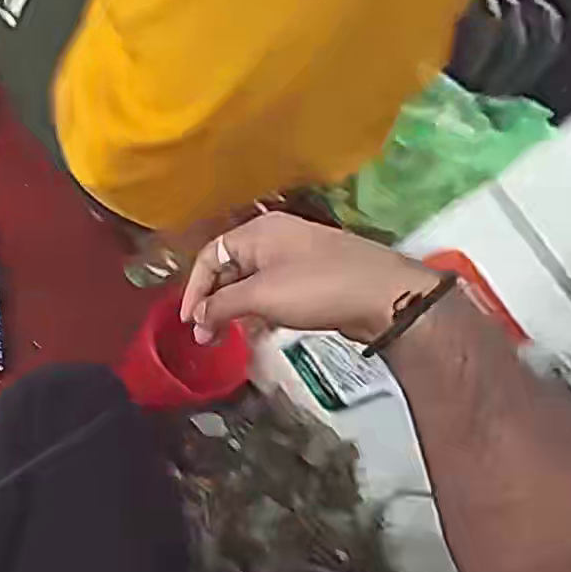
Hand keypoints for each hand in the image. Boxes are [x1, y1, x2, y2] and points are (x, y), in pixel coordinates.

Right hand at [180, 213, 444, 344]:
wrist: (382, 296)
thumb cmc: (317, 287)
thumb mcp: (261, 296)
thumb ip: (222, 306)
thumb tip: (197, 318)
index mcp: (258, 233)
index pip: (210, 256)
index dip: (194, 289)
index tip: (188, 321)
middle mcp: (273, 240)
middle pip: (228, 270)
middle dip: (212, 303)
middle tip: (205, 336)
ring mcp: (293, 259)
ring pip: (249, 284)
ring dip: (232, 310)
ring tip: (224, 338)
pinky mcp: (309, 280)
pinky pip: (270, 293)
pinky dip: (257, 311)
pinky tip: (255, 331)